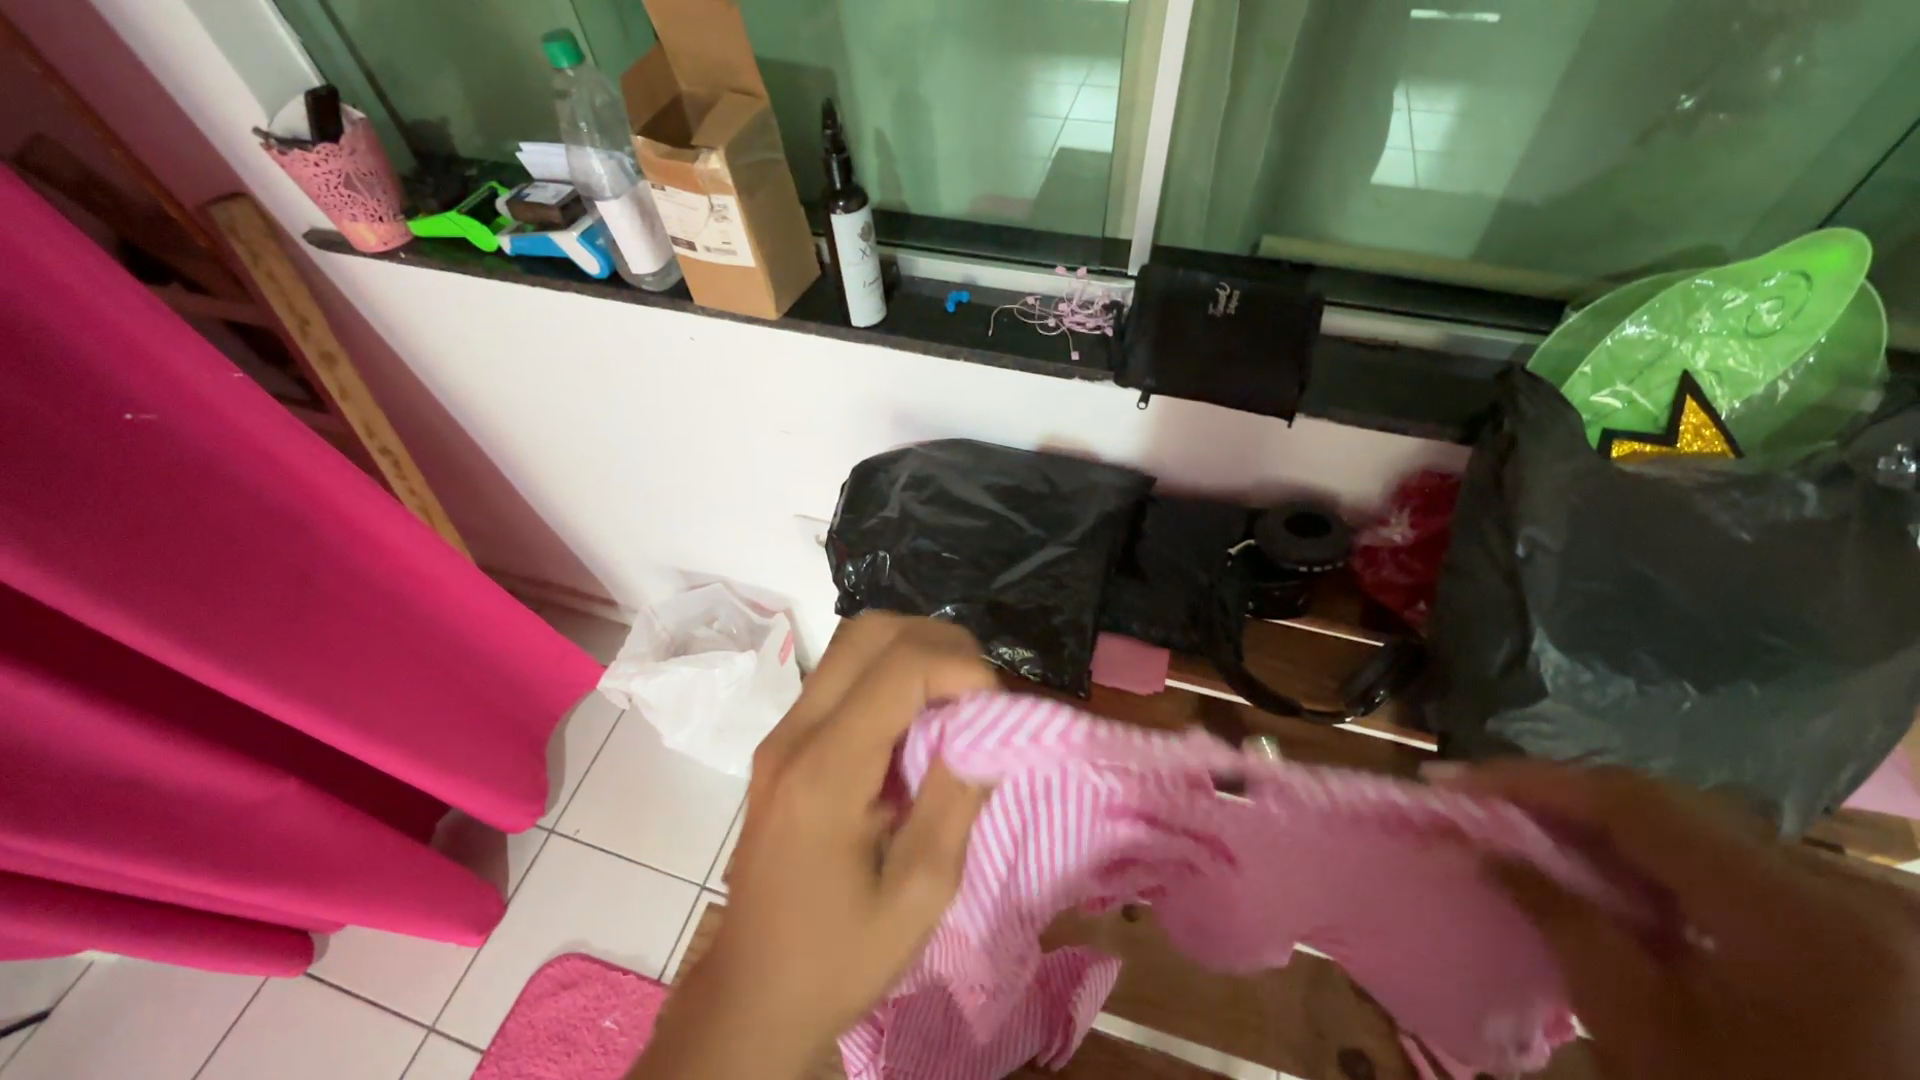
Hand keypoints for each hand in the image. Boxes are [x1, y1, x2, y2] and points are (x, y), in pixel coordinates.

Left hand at [631, 614, 996, 1079]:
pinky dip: (889, 676)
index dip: (963, 668)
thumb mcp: (918, 894)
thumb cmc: (839, 957)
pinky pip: (840, 678)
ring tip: (955, 702)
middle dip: (939, 644)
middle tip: (981, 694)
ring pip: (851, 645)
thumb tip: (992, 730)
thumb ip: (957, 800)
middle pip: (869, 632)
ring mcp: (781, 736)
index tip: (999, 712)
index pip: (899, 666)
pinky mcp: (782, 746)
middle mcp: (794, 735)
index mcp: (825, 772)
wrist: (752, 993)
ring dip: (913, 653)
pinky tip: (918, 723)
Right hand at [1430, 761, 1919, 1079]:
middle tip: (1476, 800)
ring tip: (1519, 825)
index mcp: (1796, 914)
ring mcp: (1858, 894)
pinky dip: (1651, 851)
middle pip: (1668, 805)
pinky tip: (1598, 862)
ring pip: (1695, 823)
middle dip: (1562, 798)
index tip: (1450, 778)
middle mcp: (1843, 883)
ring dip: (1601, 823)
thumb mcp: (1636, 1025)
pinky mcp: (1852, 911)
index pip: (1637, 804)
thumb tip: (1479, 847)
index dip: (1534, 780)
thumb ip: (1560, 919)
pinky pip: (1728, 854)